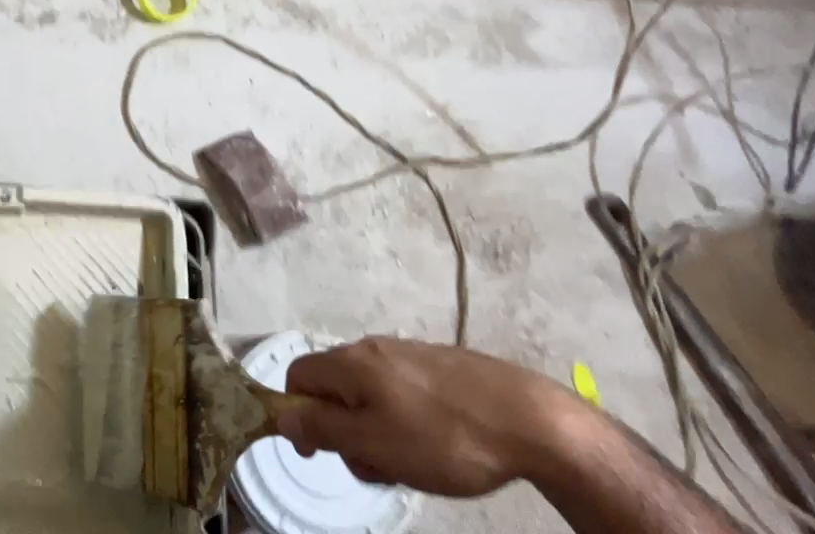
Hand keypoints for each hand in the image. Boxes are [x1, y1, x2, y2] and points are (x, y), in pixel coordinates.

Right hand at [277, 337, 580, 496]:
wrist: (533, 421)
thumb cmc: (443, 438)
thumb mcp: (374, 444)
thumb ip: (323, 428)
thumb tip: (281, 415)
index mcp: (351, 362)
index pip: (297, 376)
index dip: (297, 414)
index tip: (319, 453)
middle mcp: (373, 349)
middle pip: (334, 387)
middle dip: (344, 429)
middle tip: (377, 466)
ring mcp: (409, 354)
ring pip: (370, 394)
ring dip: (377, 430)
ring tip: (413, 463)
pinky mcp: (441, 365)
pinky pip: (402, 392)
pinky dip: (405, 421)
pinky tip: (438, 445)